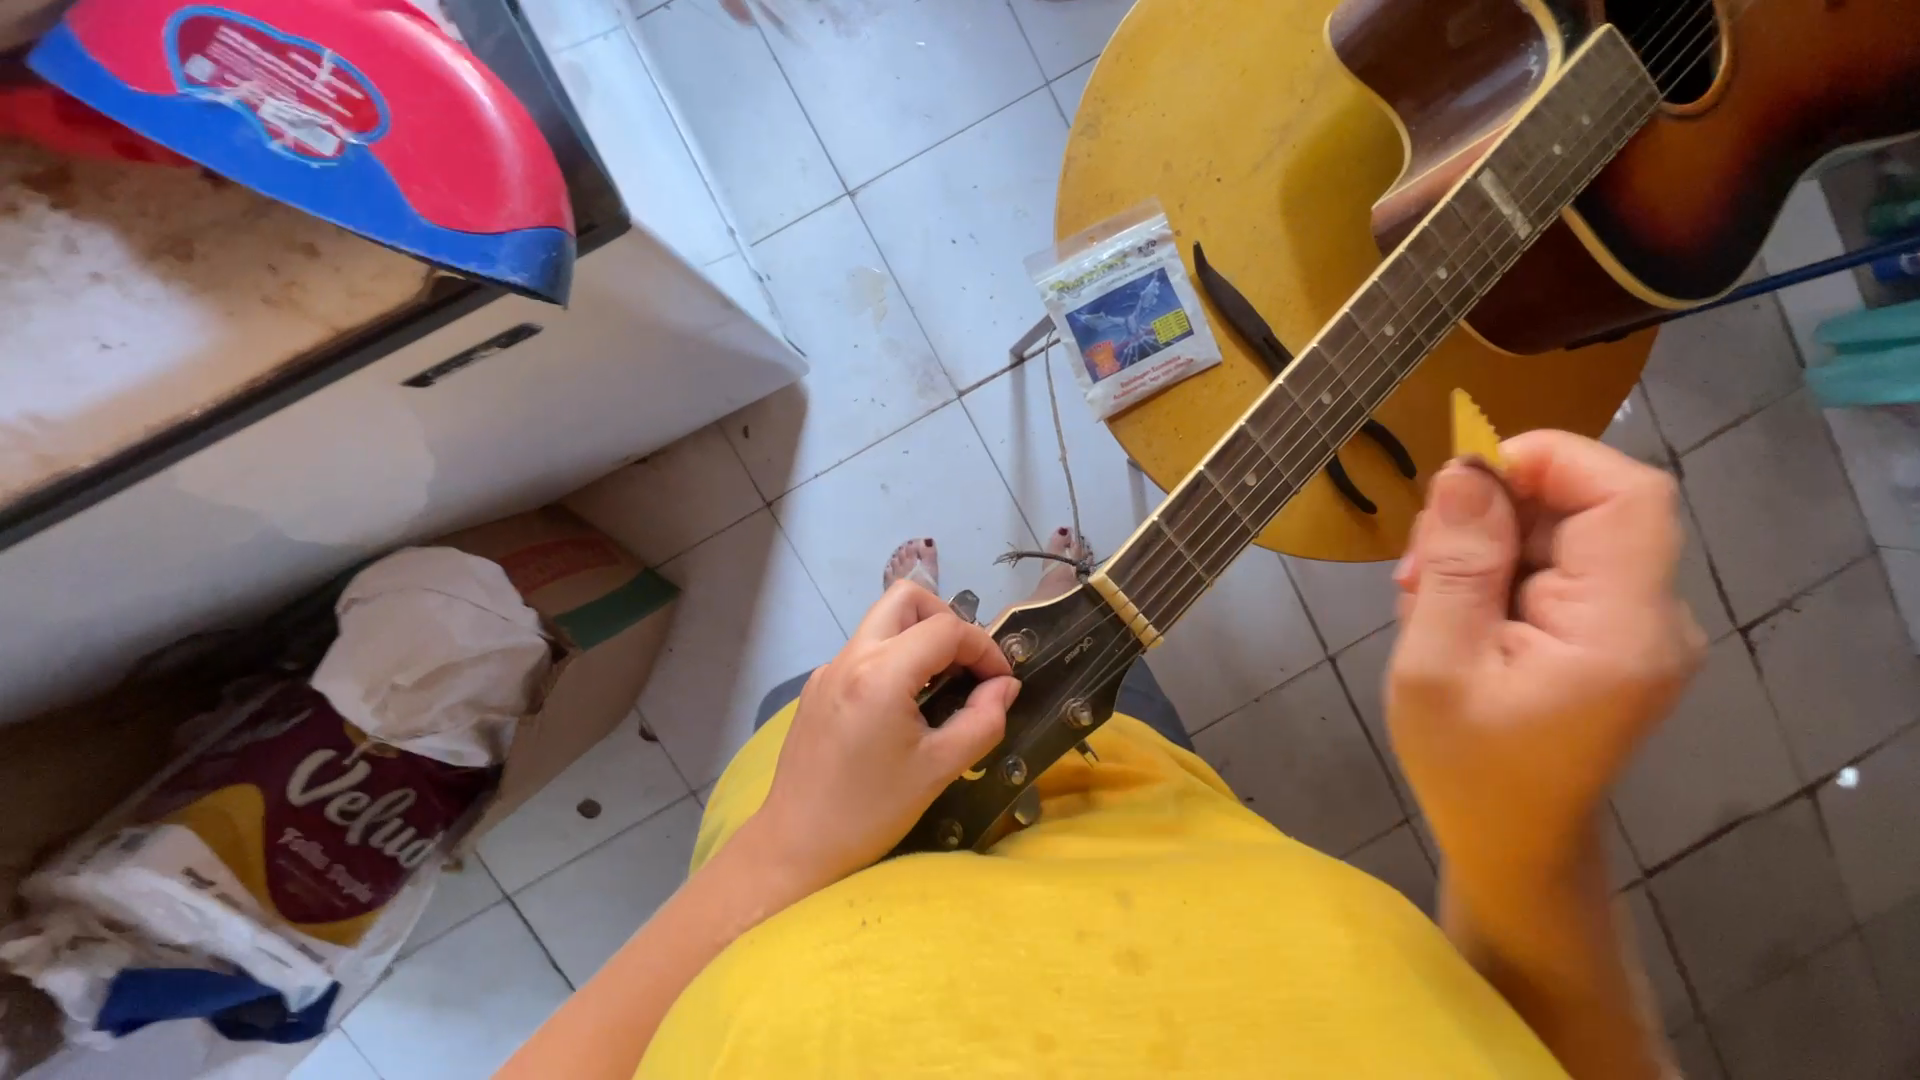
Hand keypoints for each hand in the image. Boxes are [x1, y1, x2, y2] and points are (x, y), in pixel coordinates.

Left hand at [748, 581, 1018, 887]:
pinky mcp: (817, 687)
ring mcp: (828, 669)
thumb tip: (1004, 687)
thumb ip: (983, 720)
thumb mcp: (940, 769)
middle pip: (905, 598)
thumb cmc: (871, 812)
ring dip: (919, 638)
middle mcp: (850, 658)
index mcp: (881, 674)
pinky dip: (894, 660)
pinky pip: (864, 651)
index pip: (947, 628)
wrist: (796, 846)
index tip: (1001, 682)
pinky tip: (903, 708)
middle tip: (964, 666)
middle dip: (946, 620)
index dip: (984, 648)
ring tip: (940, 687)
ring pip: (882, 621)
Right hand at [1386, 432, 1704, 878]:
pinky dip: (1494, 574)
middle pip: (1583, 511)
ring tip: (1421, 601)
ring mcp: (1634, 626)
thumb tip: (1465, 470)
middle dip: (1489, 517)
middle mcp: (1650, 617)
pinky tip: (1450, 614)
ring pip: (1561, 536)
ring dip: (1481, 548)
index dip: (1549, 461)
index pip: (1626, 495)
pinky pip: (1556, 569)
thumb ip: (1456, 566)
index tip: (1460, 484)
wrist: (1509, 841)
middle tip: (1412, 571)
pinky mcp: (1609, 635)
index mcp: (1621, 629)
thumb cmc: (1464, 764)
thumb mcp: (1436, 664)